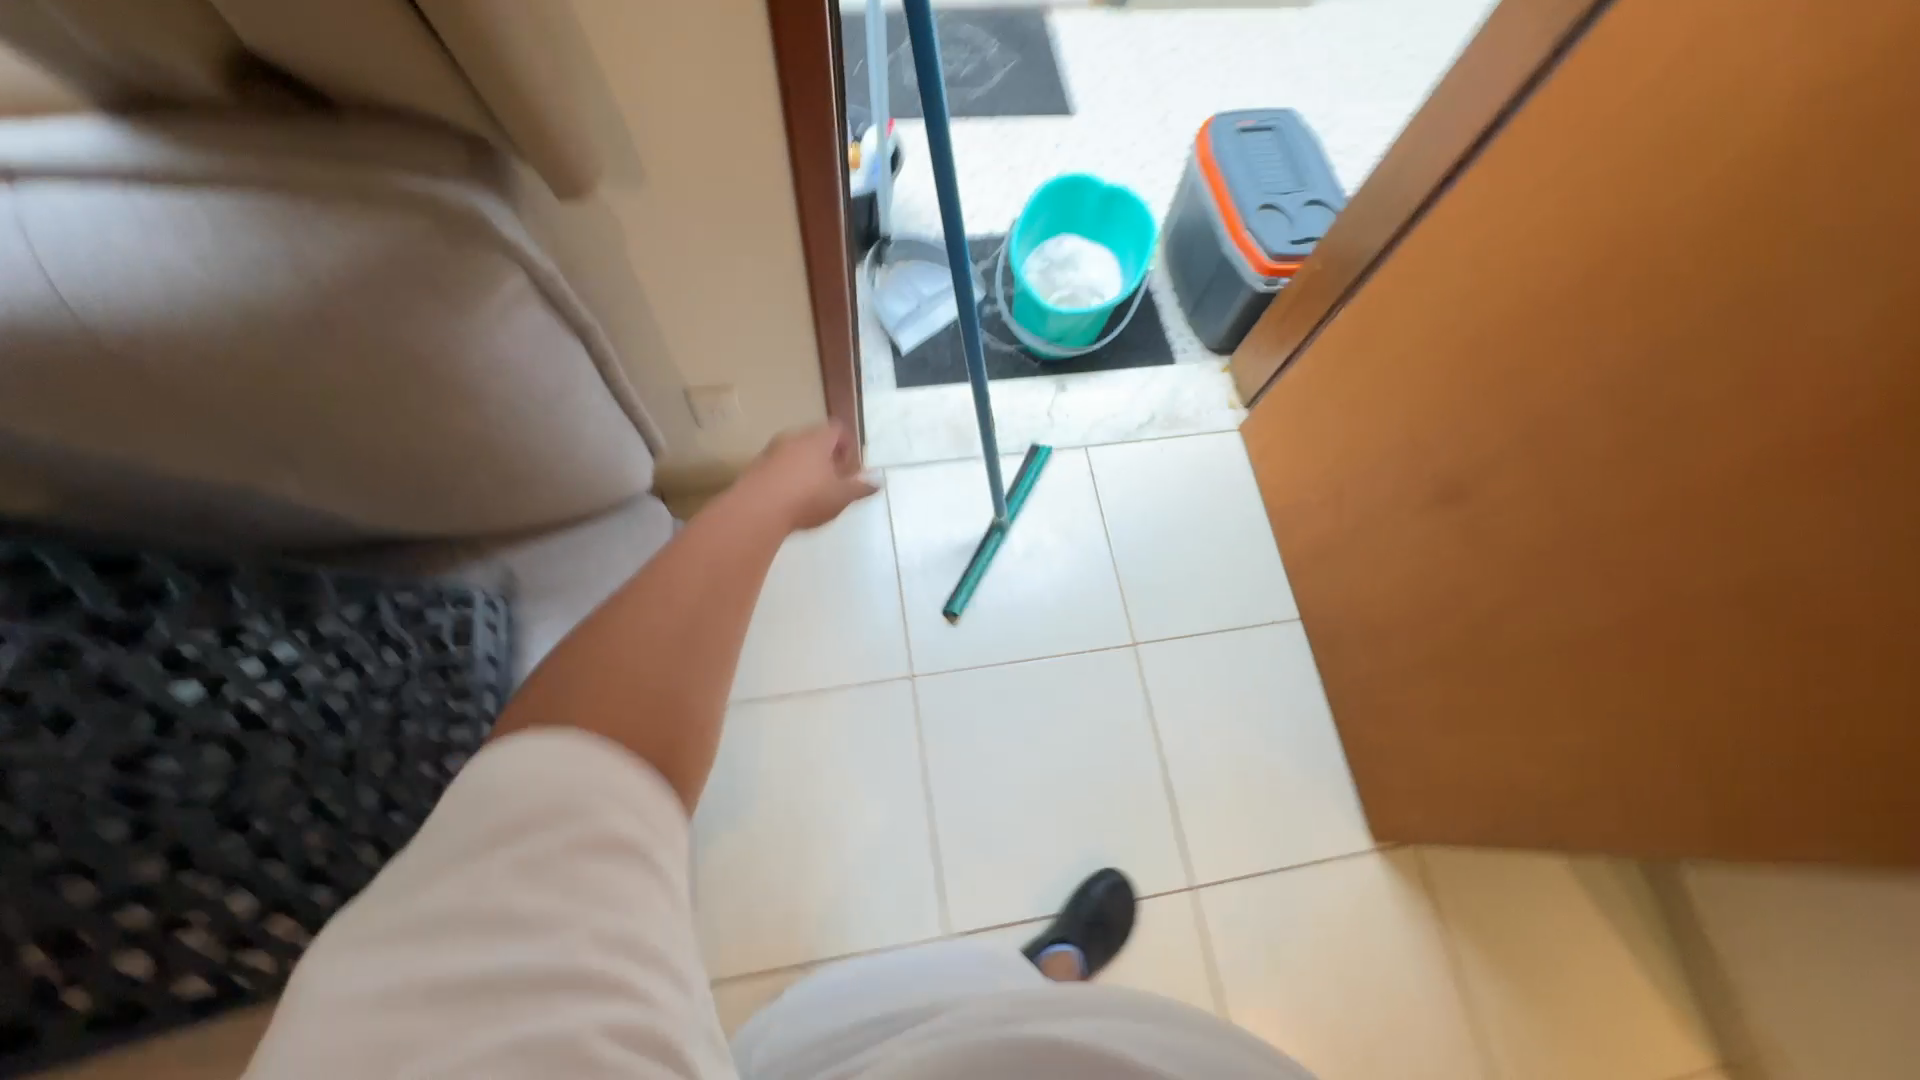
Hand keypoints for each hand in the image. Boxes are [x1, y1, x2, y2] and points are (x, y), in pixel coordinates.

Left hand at [732, 421, 878, 531]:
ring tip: (812, 493)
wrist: (756, 510)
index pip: (838, 429)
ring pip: (796, 452)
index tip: (849, 468)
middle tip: (834, 481)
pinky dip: (788, 476)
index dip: (848, 445)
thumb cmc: (806, 499)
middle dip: (827, 458)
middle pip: (815, 439)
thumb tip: (878, 480)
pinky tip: (790, 499)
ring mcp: (772, 451)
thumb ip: (861, 487)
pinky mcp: (755, 466)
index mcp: (817, 439)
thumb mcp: (841, 496)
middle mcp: (794, 438)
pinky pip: (778, 465)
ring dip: (806, 467)